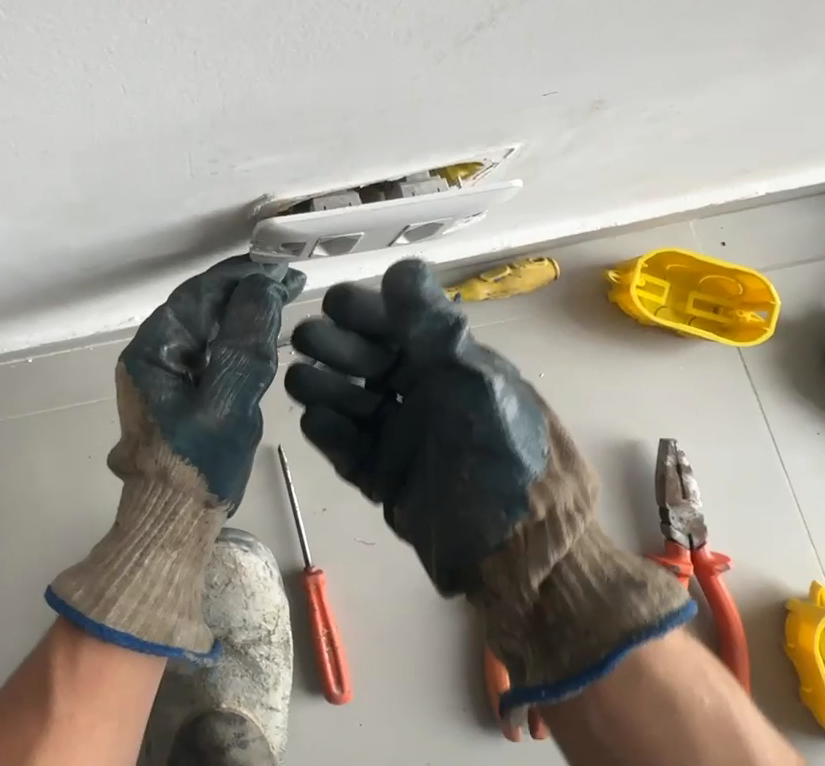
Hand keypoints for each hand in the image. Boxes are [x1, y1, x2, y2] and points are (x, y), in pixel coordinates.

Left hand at [48, 256, 304, 661]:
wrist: (171, 524)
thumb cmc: (196, 466)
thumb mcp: (227, 403)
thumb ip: (243, 344)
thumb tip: (261, 288)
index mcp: (154, 349)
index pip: (200, 294)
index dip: (242, 277)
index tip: (282, 269)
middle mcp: (151, 352)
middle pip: (201, 305)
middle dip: (244, 290)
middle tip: (290, 282)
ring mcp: (162, 372)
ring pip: (205, 325)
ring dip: (241, 311)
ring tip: (281, 299)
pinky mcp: (176, 390)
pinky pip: (207, 349)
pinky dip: (234, 336)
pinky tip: (259, 334)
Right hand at [284, 258, 688, 710]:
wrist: (523, 558)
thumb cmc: (504, 456)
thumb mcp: (474, 382)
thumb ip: (432, 326)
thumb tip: (401, 266)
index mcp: (449, 365)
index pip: (396, 324)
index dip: (365, 310)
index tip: (334, 304)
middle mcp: (421, 394)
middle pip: (364, 359)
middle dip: (334, 345)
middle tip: (306, 341)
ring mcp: (400, 437)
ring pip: (348, 400)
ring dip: (323, 385)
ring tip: (300, 380)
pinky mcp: (383, 477)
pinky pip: (346, 447)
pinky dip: (329, 432)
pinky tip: (315, 421)